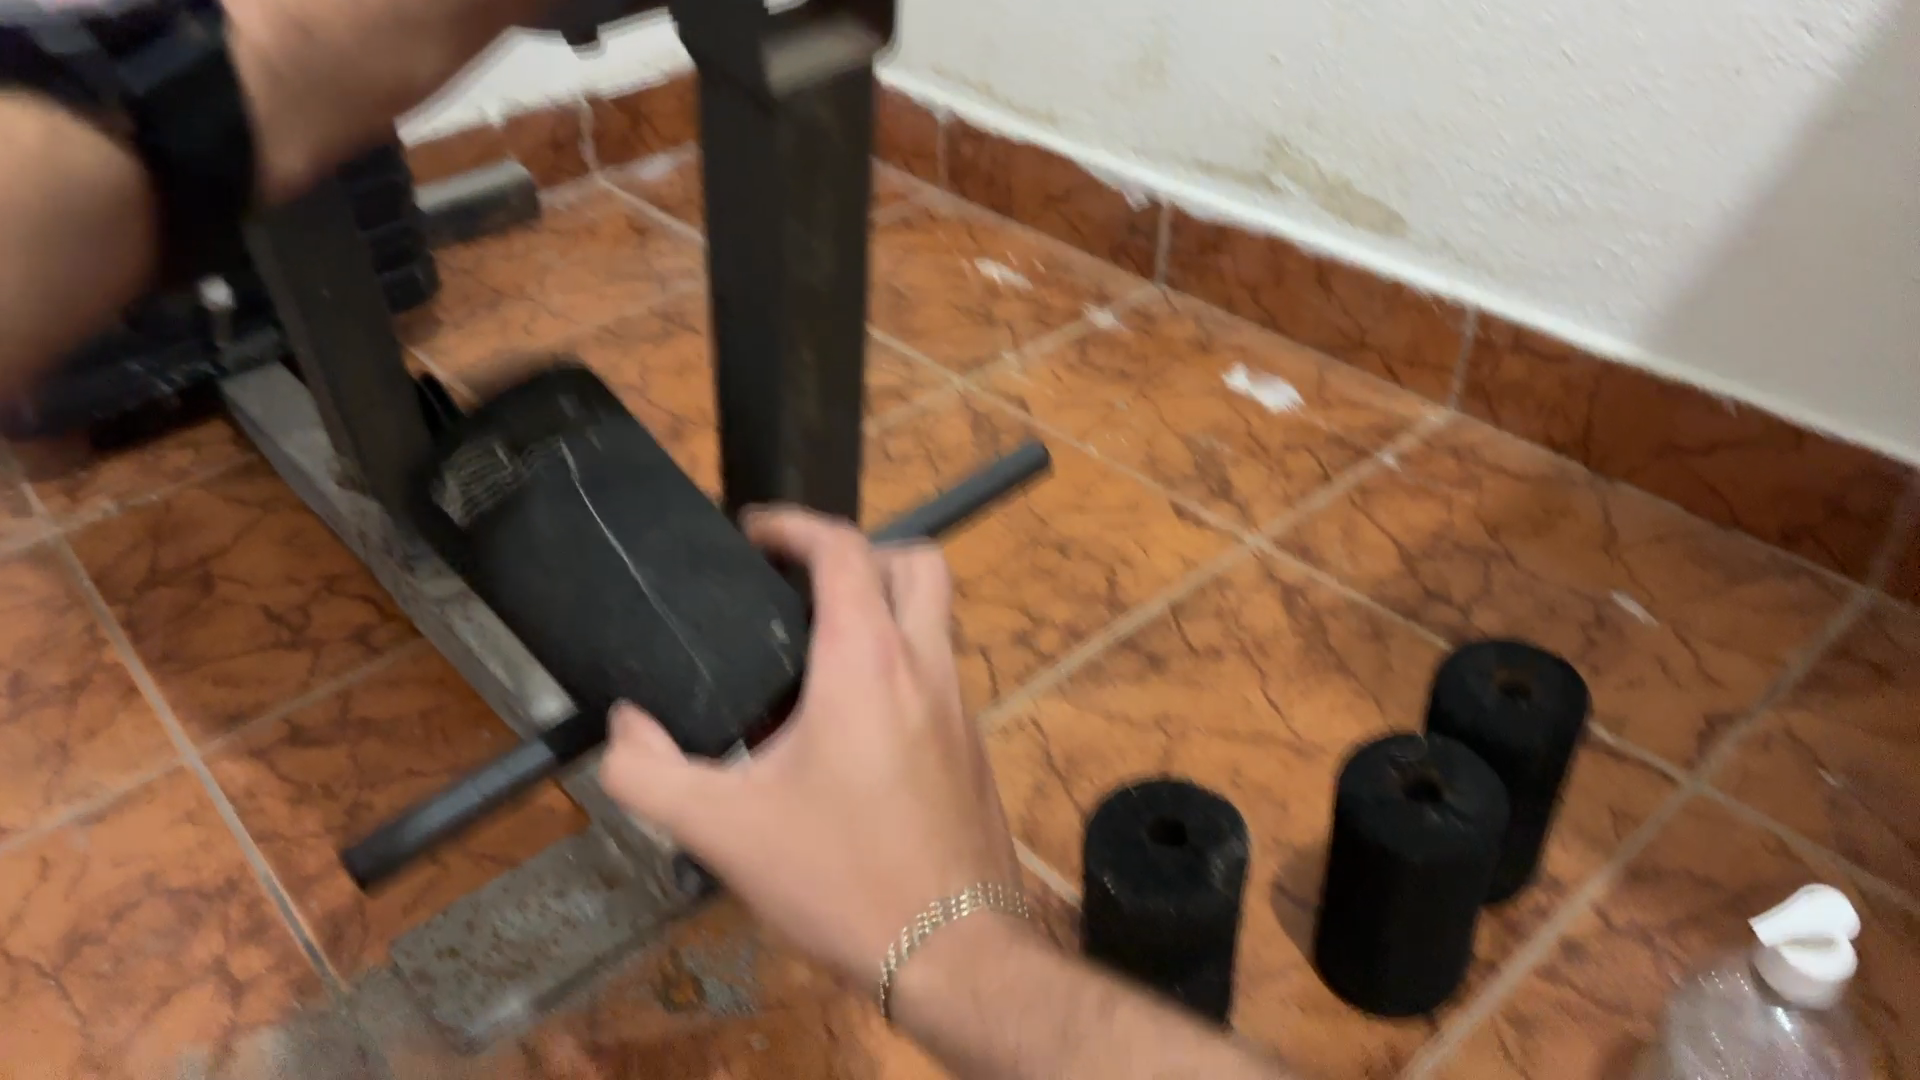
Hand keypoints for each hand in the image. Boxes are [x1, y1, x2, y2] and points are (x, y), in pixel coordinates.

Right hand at [600, 506, 1024, 983]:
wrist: (952, 947)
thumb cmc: (840, 875)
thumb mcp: (723, 829)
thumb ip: (650, 772)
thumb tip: (625, 725)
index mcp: (867, 660)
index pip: (845, 549)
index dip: (795, 524)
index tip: (754, 533)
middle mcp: (924, 663)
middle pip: (916, 561)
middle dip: (861, 553)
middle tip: (804, 585)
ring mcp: (959, 700)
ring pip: (935, 614)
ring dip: (886, 605)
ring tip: (821, 646)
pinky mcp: (972, 738)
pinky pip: (939, 668)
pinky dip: (902, 657)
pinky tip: (856, 716)